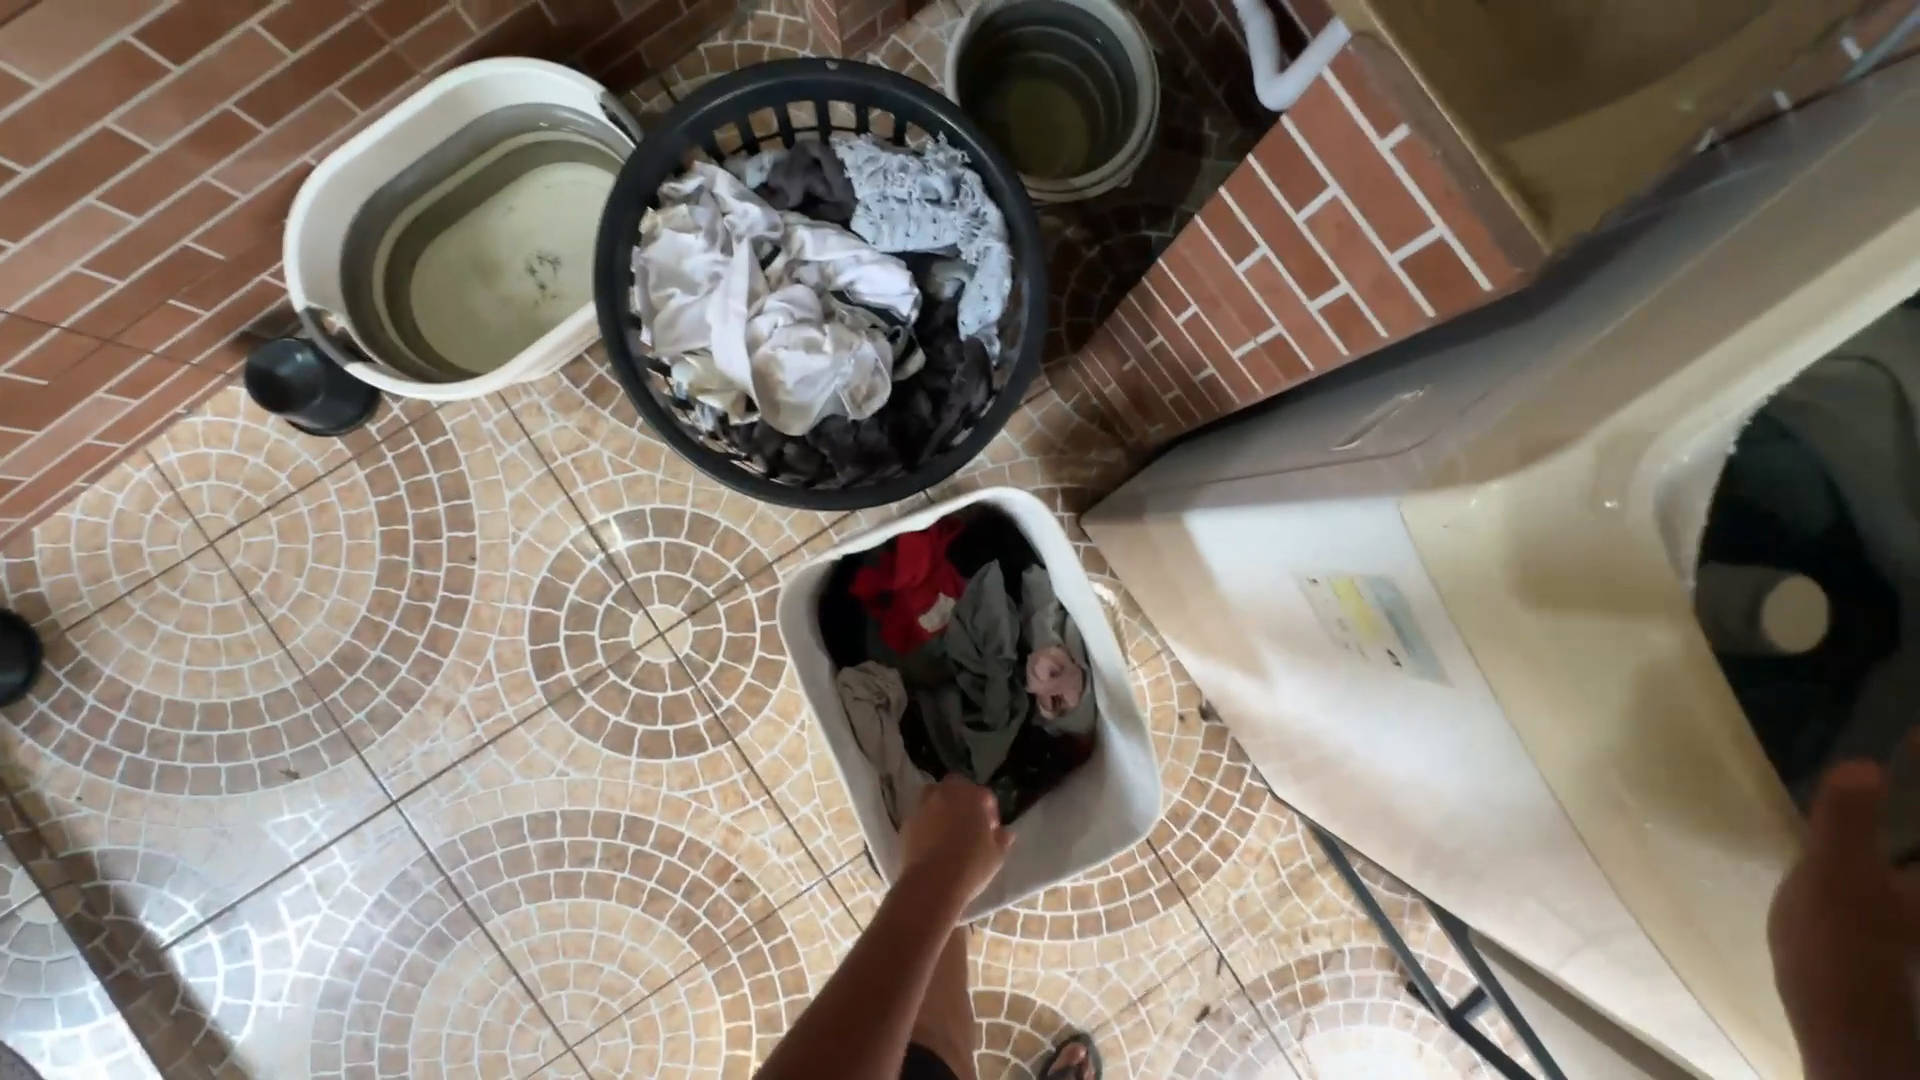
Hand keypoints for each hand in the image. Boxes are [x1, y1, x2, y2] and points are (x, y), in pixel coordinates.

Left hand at [898, 776, 1013, 909]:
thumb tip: (1005, 832)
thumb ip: (1002, 839)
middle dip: (963, 799)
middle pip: (957, 786)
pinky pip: (921, 813)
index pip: (985, 795)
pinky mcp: (908, 819)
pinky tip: (931, 839)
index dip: (989, 812)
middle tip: (968, 823)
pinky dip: (927, 820)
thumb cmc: (971, 866)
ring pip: (935, 795)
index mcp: (973, 796)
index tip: (991, 829)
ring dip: (942, 805)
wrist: (932, 882)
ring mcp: (925, 804)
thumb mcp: (996, 856)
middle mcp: (947, 793)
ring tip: (947, 828)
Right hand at [1768, 748, 1919, 1079]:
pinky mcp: (1900, 901)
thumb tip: (1864, 765)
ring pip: (1907, 838)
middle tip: (1900, 747)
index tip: (1916, 729)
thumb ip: (1849, 819)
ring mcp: (1917, 891)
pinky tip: (1864, 818)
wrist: (1842, 1008)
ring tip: (1883, 776)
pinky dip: (1887, 828)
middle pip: (1915, 822)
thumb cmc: (1845, 939)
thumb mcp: (1836, 874)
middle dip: (1908, 784)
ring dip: (1897, 806)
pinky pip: (1898, 850)